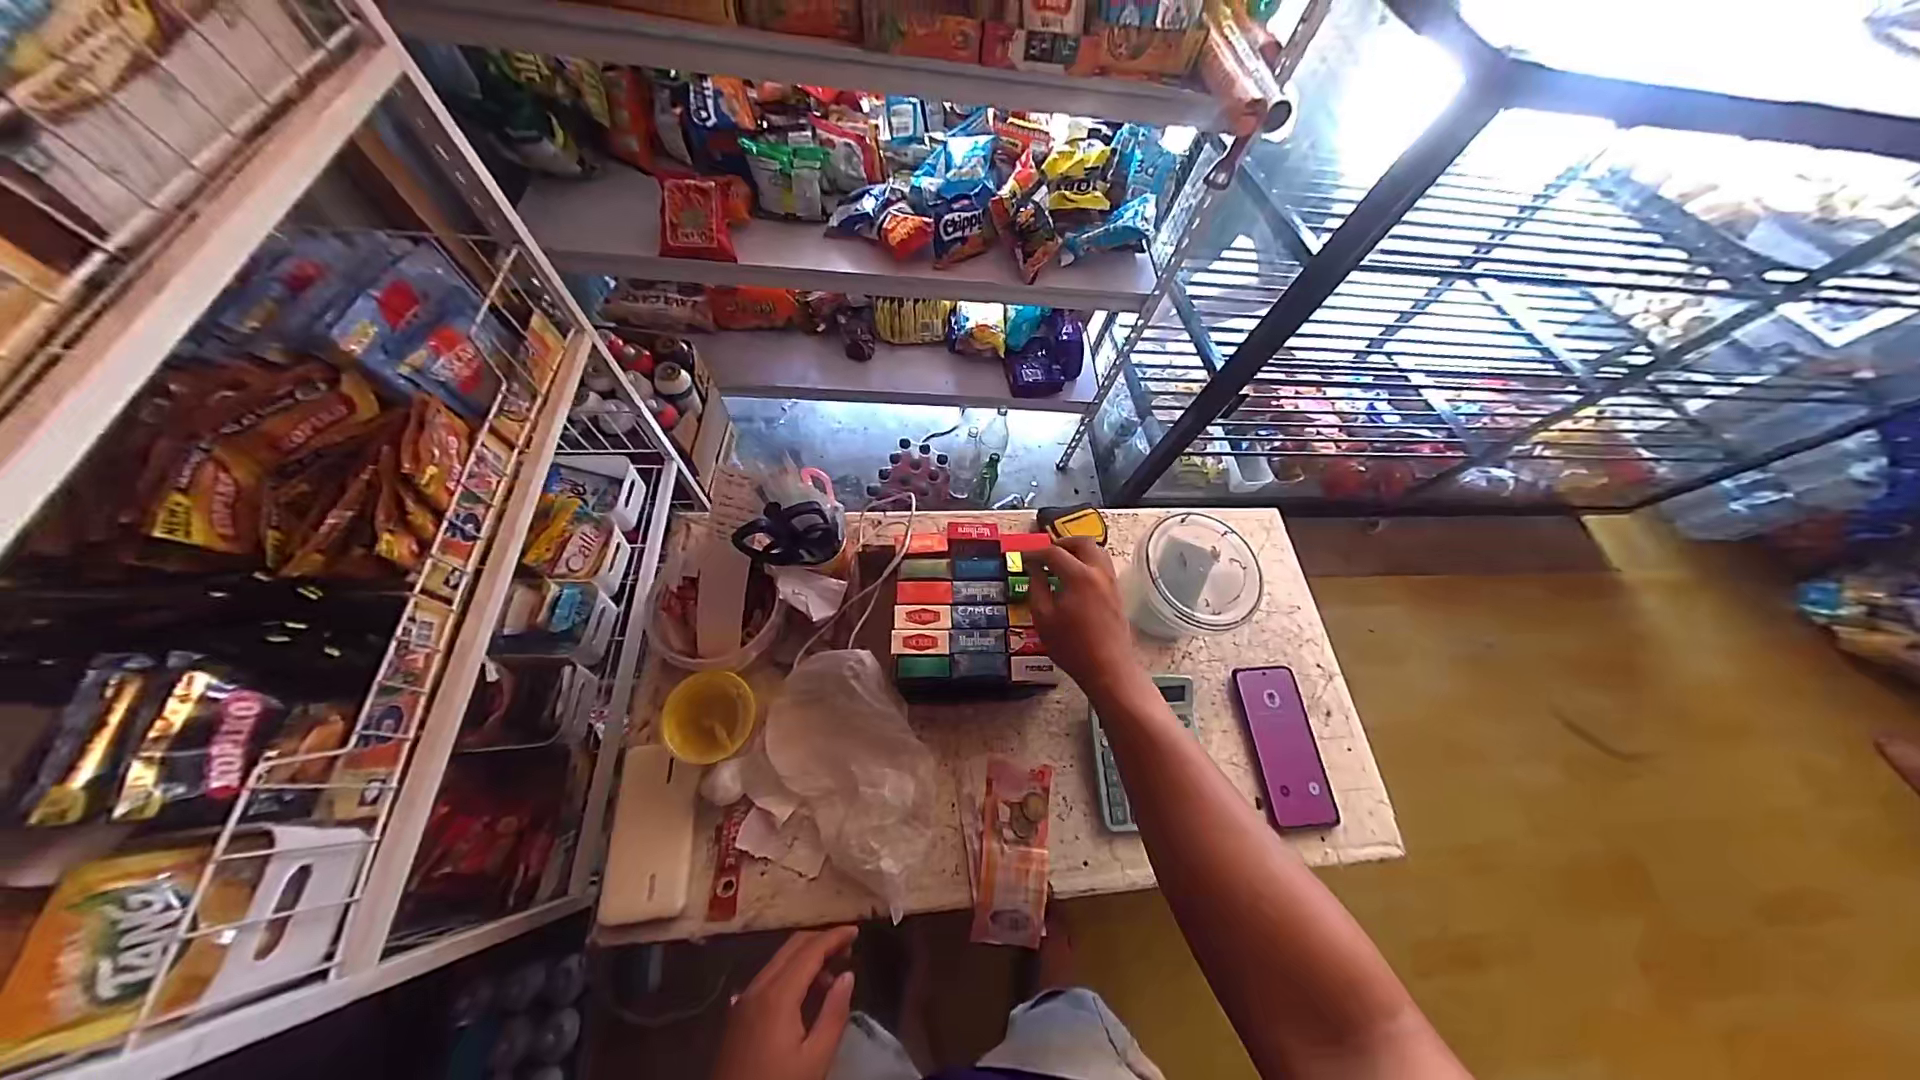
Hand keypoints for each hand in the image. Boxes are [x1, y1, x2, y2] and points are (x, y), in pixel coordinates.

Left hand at [711, 927, 856, 1079]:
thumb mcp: (815, 1059)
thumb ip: (834, 1013)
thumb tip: (847, 975)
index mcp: (778, 994)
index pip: (811, 949)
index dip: (835, 936)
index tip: (857, 931)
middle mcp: (758, 986)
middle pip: (793, 946)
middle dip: (822, 940)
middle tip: (849, 948)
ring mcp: (745, 998)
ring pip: (780, 959)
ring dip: (807, 955)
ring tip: (833, 973)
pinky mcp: (739, 1012)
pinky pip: (769, 975)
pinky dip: (792, 970)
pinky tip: (806, 991)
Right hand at [1027, 538, 1141, 689]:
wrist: (1108, 668)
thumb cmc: (1072, 647)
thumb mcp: (1043, 618)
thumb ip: (1036, 588)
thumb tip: (1034, 570)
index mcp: (1079, 576)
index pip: (1054, 553)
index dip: (1035, 553)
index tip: (1024, 558)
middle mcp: (1099, 573)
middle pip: (1082, 542)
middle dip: (1062, 543)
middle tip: (1045, 553)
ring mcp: (1111, 582)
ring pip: (1097, 551)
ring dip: (1078, 551)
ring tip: (1061, 563)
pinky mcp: (1117, 593)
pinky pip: (1103, 566)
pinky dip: (1088, 563)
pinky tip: (1075, 579)